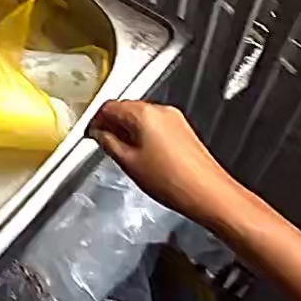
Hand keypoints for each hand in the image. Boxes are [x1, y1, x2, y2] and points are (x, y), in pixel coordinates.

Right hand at [89, 100, 251, 227]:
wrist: (208, 193)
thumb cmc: (173, 181)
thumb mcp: (128, 163)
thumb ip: (108, 142)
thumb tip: (99, 133)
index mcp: (143, 113)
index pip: (109, 106)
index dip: (96, 120)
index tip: (91, 132)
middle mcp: (161, 110)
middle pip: (126, 108)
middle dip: (113, 124)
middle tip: (103, 143)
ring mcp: (174, 119)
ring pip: (141, 117)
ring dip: (129, 130)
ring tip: (124, 155)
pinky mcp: (183, 130)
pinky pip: (156, 125)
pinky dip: (145, 136)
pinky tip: (144, 157)